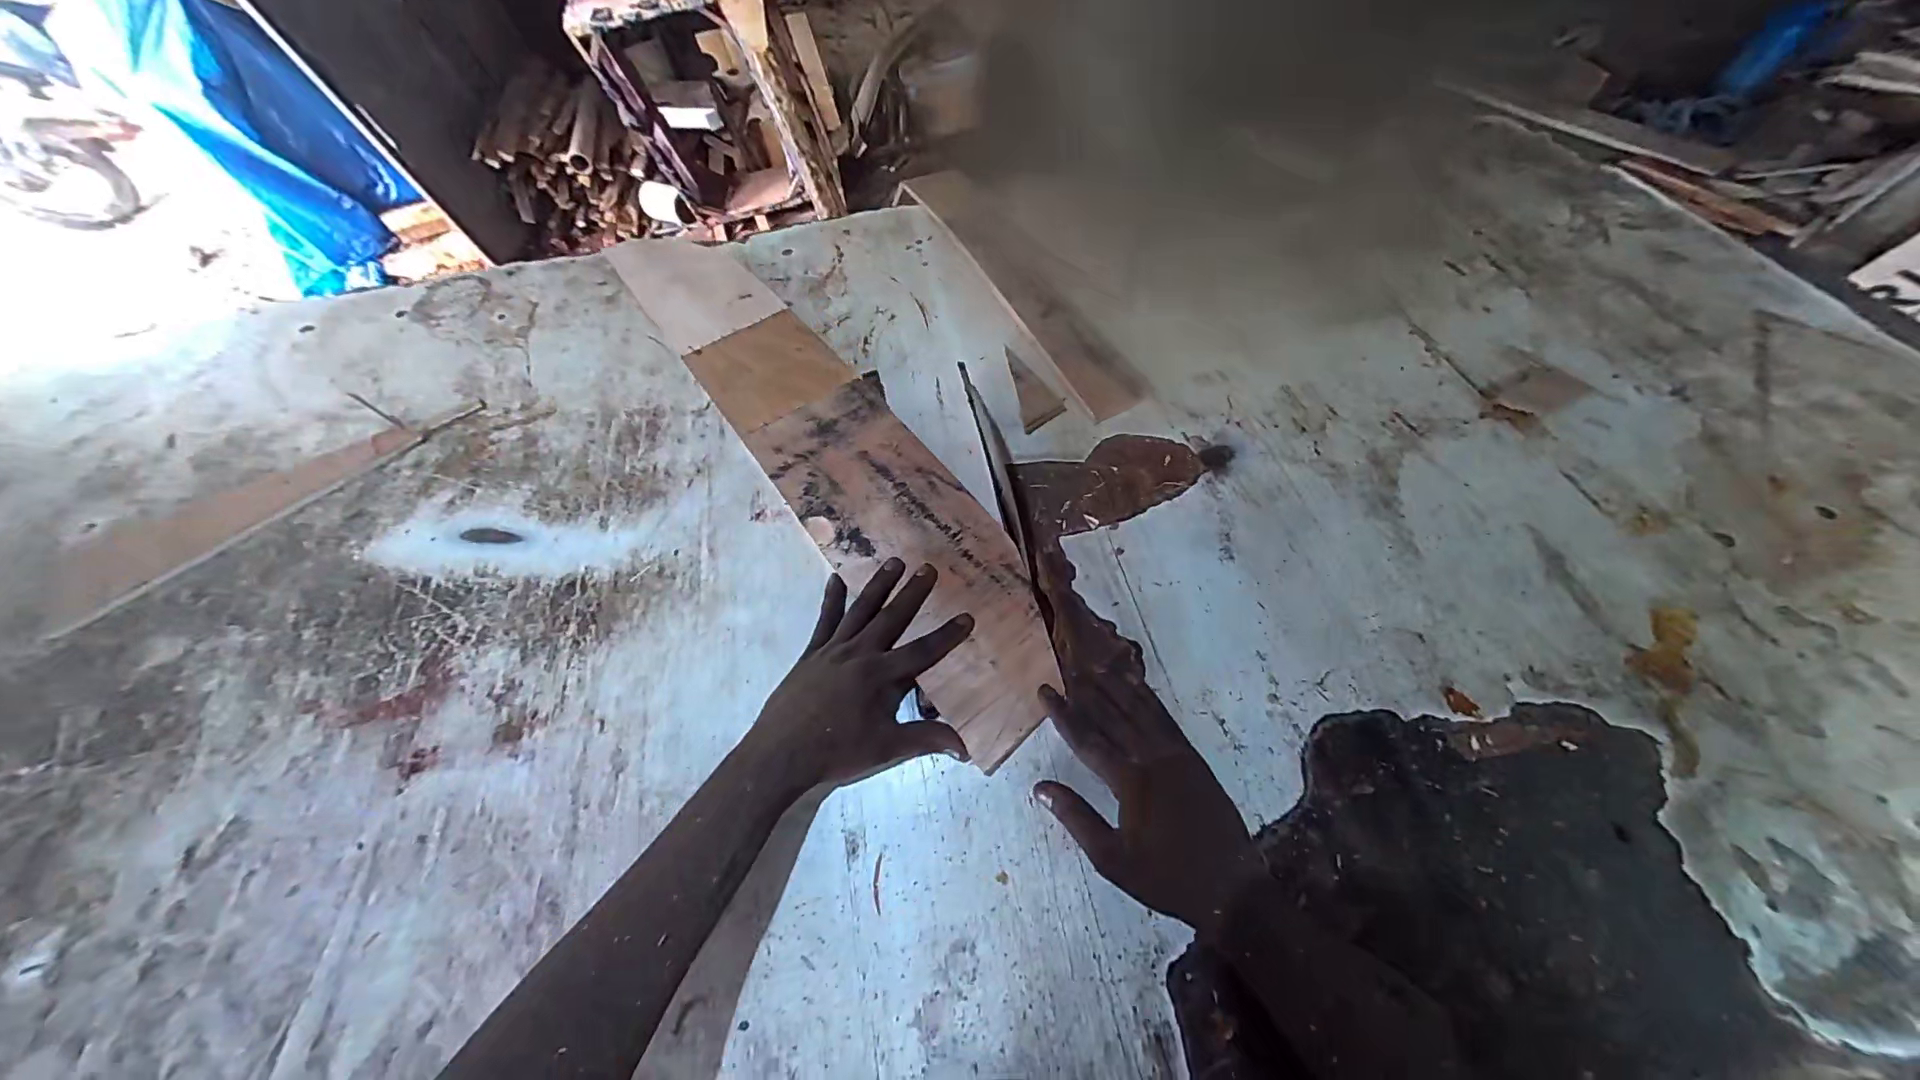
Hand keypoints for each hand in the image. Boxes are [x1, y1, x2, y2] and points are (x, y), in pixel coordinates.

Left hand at [744, 558, 974, 790]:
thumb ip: (927, 739)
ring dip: (879, 586)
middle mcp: (860, 654)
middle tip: (928, 569)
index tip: (967, 617)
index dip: (947, 636)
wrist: (781, 753)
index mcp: (881, 676)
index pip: (923, 652)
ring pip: (861, 611)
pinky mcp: (812, 654)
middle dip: (913, 594)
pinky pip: (825, 621)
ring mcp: (833, 650)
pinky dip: (832, 599)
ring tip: (894, 562)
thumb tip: (965, 747)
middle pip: (892, 618)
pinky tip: (836, 579)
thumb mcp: (887, 748)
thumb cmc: (837, 752)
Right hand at [1035, 676, 1265, 934]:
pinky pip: (1166, 720)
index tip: (1046, 690)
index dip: (1064, 714)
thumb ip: (1076, 818)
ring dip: (1118, 687)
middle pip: (1114, 716)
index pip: (1087, 739)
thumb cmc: (1165, 878)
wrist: (1230, 888)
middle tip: (1069, 666)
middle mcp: (1153, 759)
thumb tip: (1040, 788)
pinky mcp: (1193, 759)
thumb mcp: (1112, 859)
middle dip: (1089, 691)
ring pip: (1141, 711)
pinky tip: (1139, 688)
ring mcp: (1177, 755)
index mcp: (1130, 782)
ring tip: (1099, 666)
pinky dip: (1150, 700)